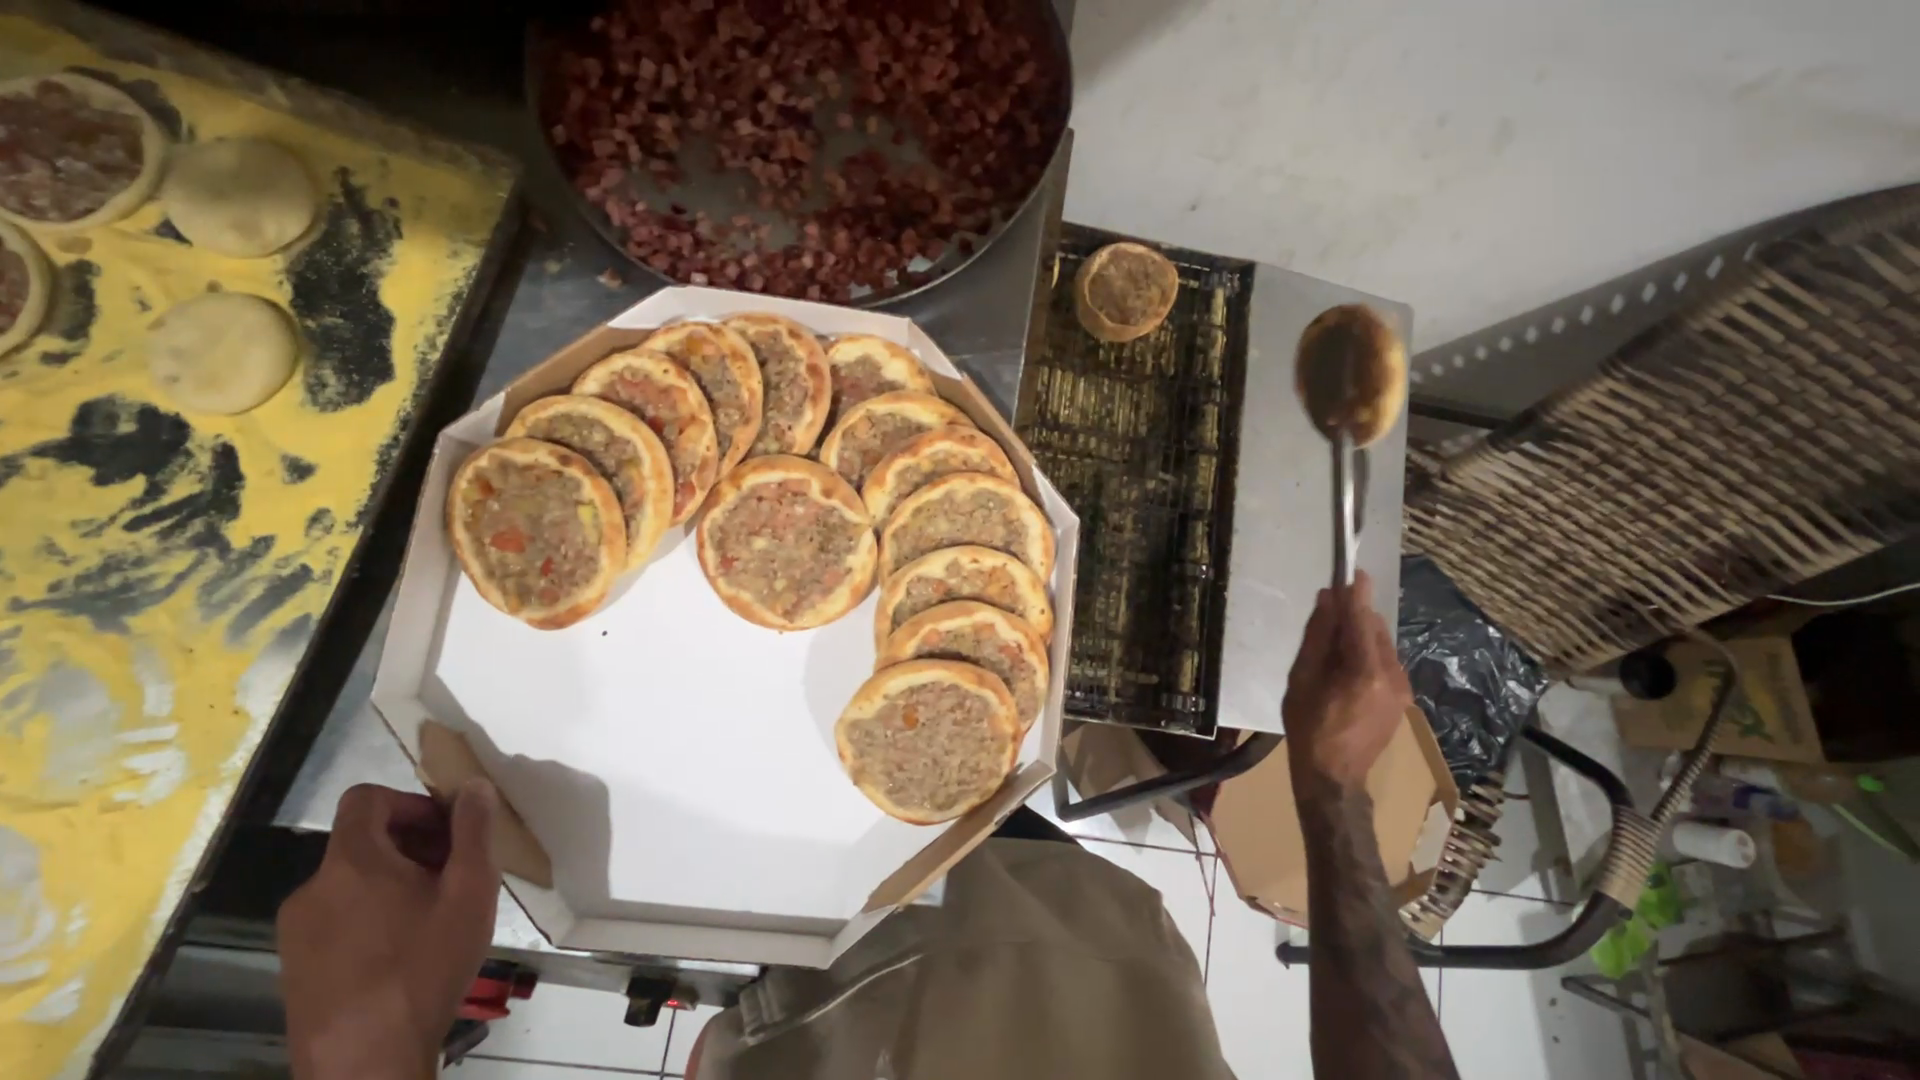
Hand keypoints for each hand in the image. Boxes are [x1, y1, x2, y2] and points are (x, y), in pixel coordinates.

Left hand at [277, 781, 500, 1079]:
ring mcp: (296, 931)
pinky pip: (337, 917)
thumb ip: (473, 831)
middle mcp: (312, 888)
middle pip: (363, 841)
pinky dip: (371, 916)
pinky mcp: (294, 966)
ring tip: (434, 918)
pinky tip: (404, 952)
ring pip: (352, 881)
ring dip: (394, 882)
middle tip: (454, 877)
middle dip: (413, 846)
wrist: (365, 1064)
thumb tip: (473, 786)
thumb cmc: (424, 967)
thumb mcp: (470, 892)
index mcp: (352, 862)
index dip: (411, 803)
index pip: (366, 799)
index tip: (447, 834)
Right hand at [1282, 571, 1412, 794]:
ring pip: (1382, 646)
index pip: (1362, 620)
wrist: (1334, 777)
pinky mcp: (1402, 698)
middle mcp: (1393, 675)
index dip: (1357, 594)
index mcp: (1366, 670)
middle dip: (1356, 615)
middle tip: (1330, 606)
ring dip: (1361, 635)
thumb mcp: (1302, 679)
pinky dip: (1367, 653)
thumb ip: (1318, 638)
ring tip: (1334, 637)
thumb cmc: (1308, 727)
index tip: (1354, 571)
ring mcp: (1402, 688)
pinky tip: (1346, 662)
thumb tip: (1328, 602)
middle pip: (1376, 630)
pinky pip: (1385, 663)